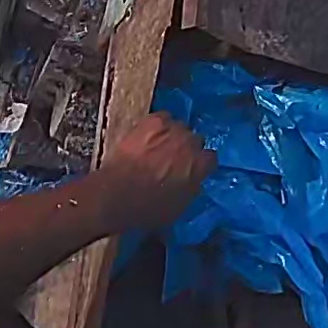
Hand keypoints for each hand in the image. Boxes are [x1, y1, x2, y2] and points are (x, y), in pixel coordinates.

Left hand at [94, 113, 214, 229]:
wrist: (116, 194)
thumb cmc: (148, 209)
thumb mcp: (178, 209)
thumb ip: (192, 189)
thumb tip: (194, 180)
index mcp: (199, 165)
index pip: (211, 158)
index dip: (201, 164)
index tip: (193, 170)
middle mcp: (190, 143)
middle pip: (196, 139)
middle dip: (188, 148)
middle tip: (174, 159)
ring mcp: (172, 129)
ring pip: (180, 127)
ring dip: (173, 136)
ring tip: (159, 146)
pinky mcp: (153, 120)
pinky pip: (163, 118)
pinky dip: (159, 126)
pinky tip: (150, 135)